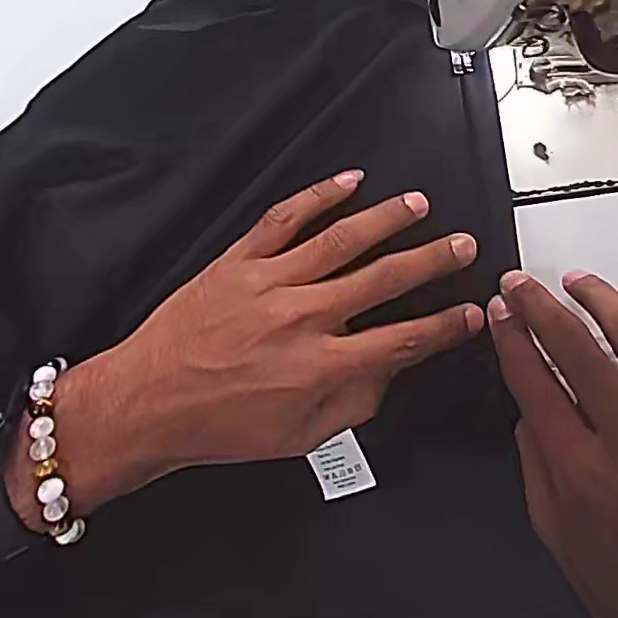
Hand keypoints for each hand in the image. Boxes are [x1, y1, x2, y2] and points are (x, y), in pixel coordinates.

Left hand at [8, 170, 483, 519]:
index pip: (403, 338)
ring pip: (342, 239)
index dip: (445, 325)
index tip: (468, 312)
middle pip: (384, 278)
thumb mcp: (298, 435)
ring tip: (417, 205)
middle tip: (460, 245)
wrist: (148, 401)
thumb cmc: (216, 422)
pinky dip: (319, 196)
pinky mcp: (240, 261)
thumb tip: (388, 369)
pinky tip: (346, 182)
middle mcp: (301, 317)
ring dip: (388, 219)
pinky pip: (285, 218)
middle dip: (432, 260)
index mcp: (320, 365)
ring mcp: (270, 282)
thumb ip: (354, 401)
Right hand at [490, 270, 617, 617]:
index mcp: (585, 476)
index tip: (501, 312)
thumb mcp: (558, 538)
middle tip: (522, 284)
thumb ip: (535, 464)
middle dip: (537, 304)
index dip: (509, 334)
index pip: (531, 377)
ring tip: (579, 282)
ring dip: (601, 299)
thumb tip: (528, 403)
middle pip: (576, 347)